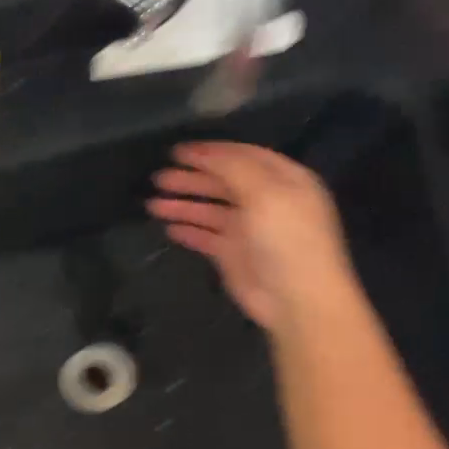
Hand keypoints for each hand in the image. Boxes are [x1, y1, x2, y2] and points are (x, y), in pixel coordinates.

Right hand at [147, 142, 356, 330]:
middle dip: (191, 178)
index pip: (244, 156)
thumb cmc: (286, 238)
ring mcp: (248, 229)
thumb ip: (233, 169)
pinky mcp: (233, 254)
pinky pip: (206, 236)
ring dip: (183, 204)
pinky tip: (168, 228)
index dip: (211, 152)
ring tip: (152, 204)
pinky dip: (187, 231)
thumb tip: (203, 153)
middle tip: (158, 178)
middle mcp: (266, 200)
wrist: (295, 296)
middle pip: (223, 182)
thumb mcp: (265, 193)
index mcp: (283, 180)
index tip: (177, 151)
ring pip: (210, 210)